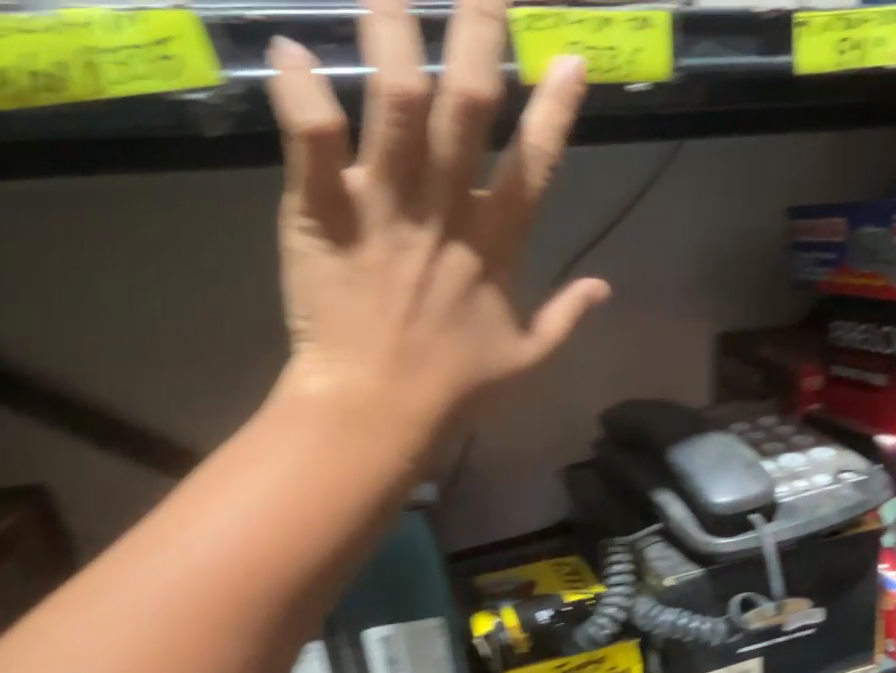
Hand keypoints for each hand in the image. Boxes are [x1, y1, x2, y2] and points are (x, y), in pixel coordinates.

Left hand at [263, 0, 608, 433]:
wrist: (374, 412)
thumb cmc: (453, 389)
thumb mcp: (527, 360)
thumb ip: (567, 319)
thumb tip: (604, 287)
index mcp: (497, 244)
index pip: (536, 163)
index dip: (556, 108)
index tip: (570, 58)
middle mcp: (446, 212)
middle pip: (466, 108)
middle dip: (478, 38)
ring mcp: (384, 210)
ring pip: (394, 105)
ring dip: (393, 39)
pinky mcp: (323, 216)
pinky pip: (312, 144)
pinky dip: (299, 94)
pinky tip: (290, 51)